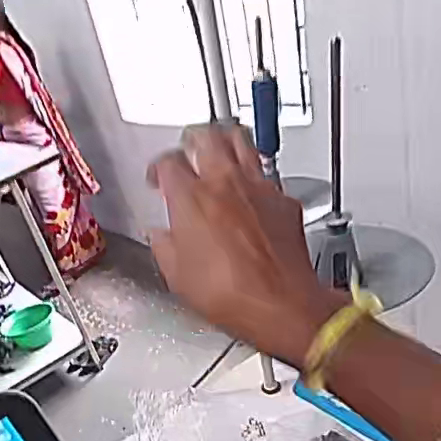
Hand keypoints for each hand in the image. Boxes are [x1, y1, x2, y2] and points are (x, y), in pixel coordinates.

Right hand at [146, 124, 343, 366]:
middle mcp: (225, 183)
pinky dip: (254, 172)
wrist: (280, 304)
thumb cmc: (234, 295)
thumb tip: (160, 237)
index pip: (168, 163)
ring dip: (225, 140)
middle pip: (205, 136)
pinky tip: (251, 186)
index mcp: (191, 198)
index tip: (158, 177)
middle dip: (191, 140)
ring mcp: (257, 187)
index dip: (158, 168)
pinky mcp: (282, 199)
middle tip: (187, 148)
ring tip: (219, 146)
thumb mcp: (179, 278)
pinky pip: (266, 172)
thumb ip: (164, 247)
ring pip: (240, 140)